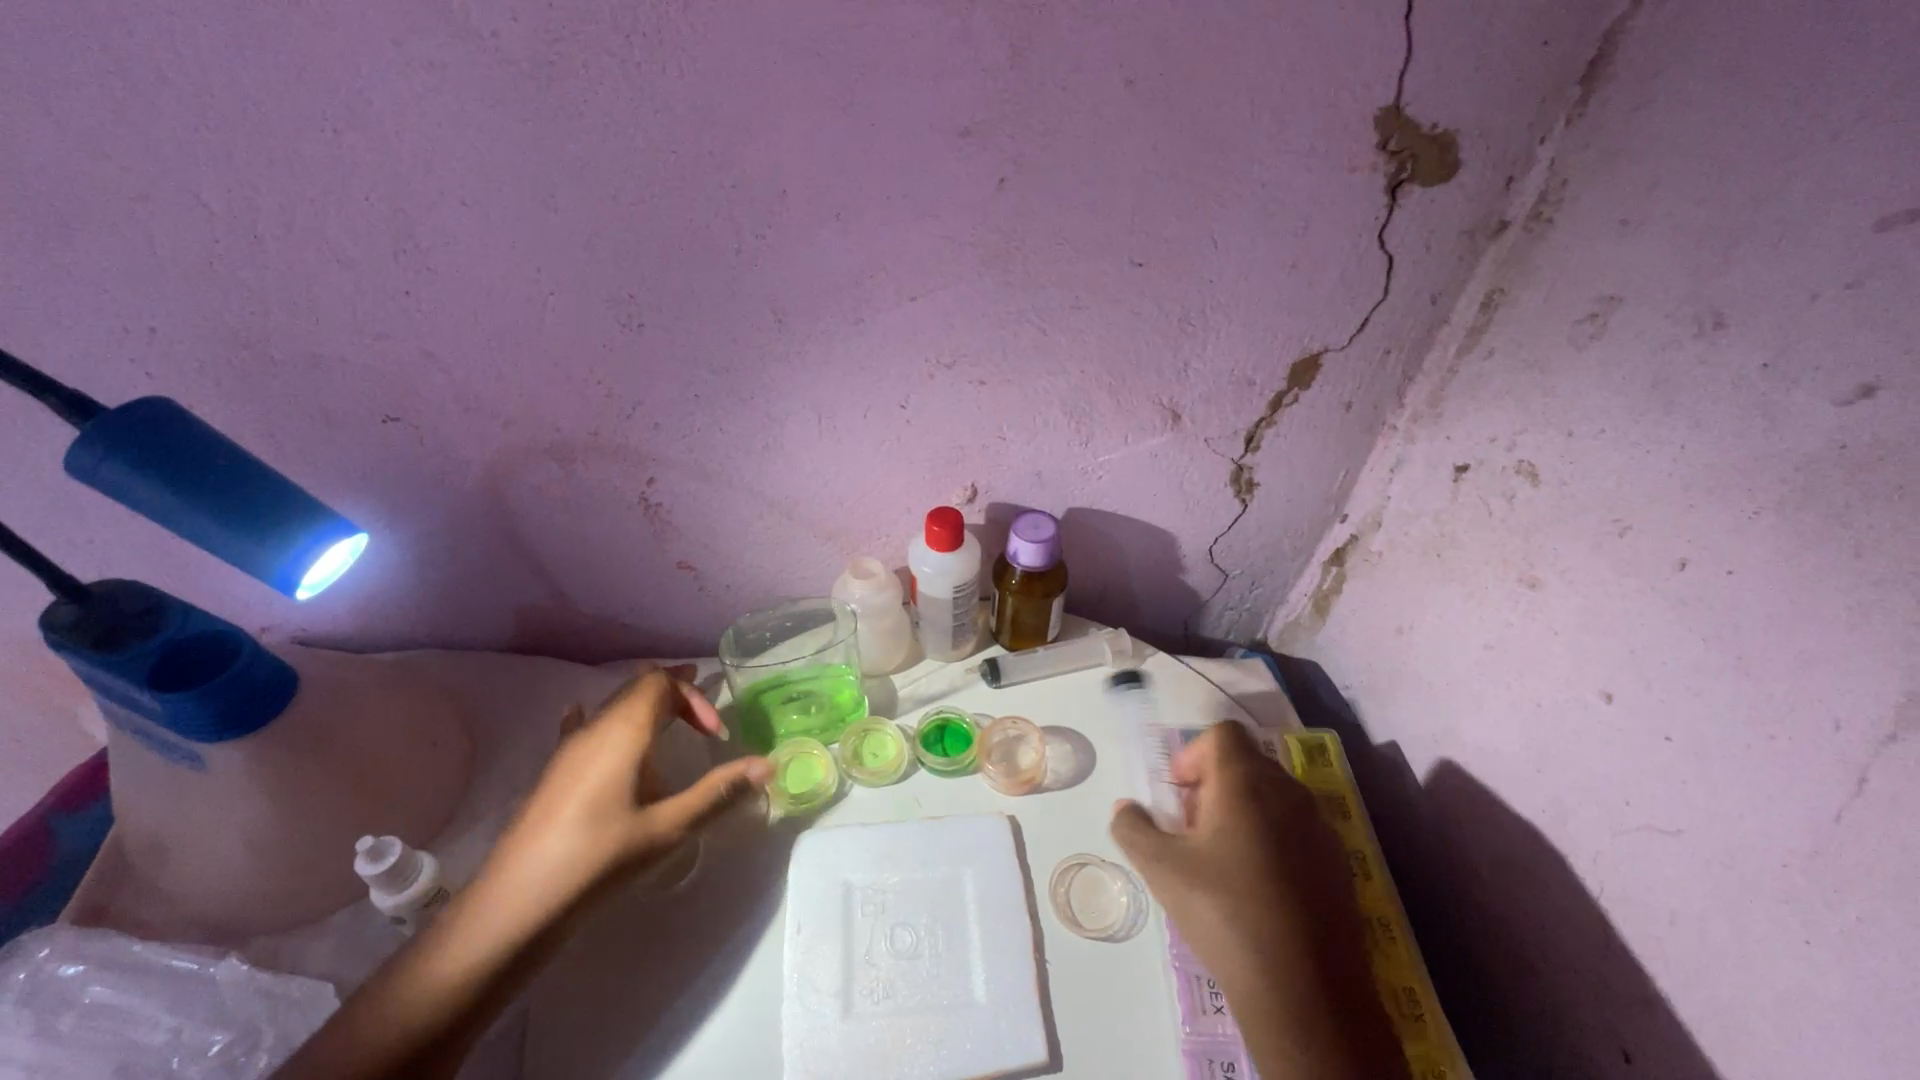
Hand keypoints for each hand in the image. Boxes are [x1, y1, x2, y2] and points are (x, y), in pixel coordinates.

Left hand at [486, 668, 772, 906]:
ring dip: (645, 709)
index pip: (659, 682)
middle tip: (705, 719)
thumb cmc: (600, 859)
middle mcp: (593, 728)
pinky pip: (584, 728)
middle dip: (674, 695)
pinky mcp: (553, 773)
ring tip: (671, 723)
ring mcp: (567, 749)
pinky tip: (597, 726)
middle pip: (636, 689)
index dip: (693, 696)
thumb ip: (718, 793)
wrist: (518, 902)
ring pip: (612, 708)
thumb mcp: (668, 828)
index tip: (716, 734)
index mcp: (623, 732)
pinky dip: (608, 721)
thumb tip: (767, 765)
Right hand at [1110, 722, 1403, 1079]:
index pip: (1222, 734)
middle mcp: (1289, 792)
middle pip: (1247, 764)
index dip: (1192, 755)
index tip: (1177, 796)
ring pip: (1274, 798)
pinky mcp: (1338, 864)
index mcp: (1246, 782)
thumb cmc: (1224, 912)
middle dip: (1213, 786)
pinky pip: (1297, 831)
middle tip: (1190, 831)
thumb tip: (1126, 807)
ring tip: (1221, 862)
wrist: (1304, 988)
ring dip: (1243, 813)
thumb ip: (1132, 827)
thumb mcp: (1160, 869)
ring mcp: (1321, 828)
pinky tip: (1257, 889)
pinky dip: (1272, 841)